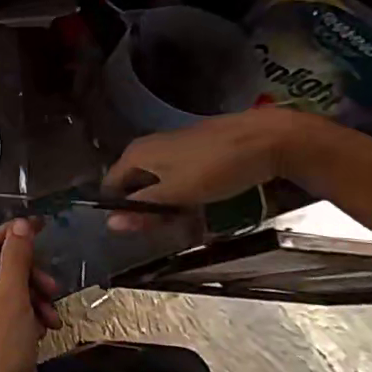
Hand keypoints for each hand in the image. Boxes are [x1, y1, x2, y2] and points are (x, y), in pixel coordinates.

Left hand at [0, 219, 61, 371]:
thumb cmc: (1, 342)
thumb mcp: (12, 293)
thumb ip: (18, 255)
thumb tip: (22, 224)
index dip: (17, 233)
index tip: (44, 225)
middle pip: (7, 262)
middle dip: (32, 274)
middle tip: (51, 288)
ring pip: (18, 284)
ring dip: (38, 296)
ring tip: (51, 314)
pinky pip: (20, 304)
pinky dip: (36, 312)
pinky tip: (47, 327)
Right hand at [102, 107, 306, 230]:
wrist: (261, 139)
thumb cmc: (213, 167)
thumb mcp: (175, 194)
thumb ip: (143, 209)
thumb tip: (109, 223)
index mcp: (135, 154)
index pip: (110, 186)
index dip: (118, 210)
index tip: (134, 232)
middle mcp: (148, 148)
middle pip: (133, 185)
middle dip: (145, 210)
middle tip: (162, 232)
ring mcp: (171, 148)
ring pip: (157, 183)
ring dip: (166, 206)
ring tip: (183, 224)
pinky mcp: (192, 152)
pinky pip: (175, 178)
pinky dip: (181, 195)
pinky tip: (198, 209)